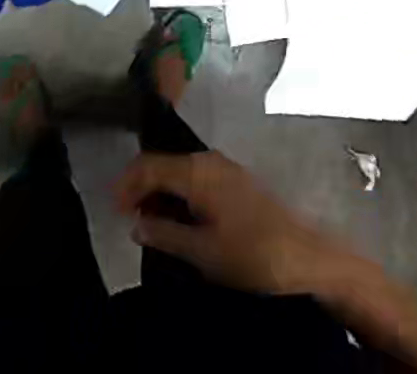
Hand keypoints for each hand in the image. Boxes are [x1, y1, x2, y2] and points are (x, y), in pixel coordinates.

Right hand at [114, 150, 353, 295]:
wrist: (303, 257)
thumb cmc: (250, 253)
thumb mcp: (200, 251)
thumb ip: (164, 233)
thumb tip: (136, 223)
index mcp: (199, 170)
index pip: (150, 164)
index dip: (127, 184)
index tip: (113, 210)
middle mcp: (212, 160)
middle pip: (165, 162)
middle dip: (141, 185)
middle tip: (127, 218)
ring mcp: (227, 168)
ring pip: (181, 170)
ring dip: (161, 190)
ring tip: (148, 223)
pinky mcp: (237, 181)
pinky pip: (198, 177)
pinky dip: (180, 193)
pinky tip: (177, 218)